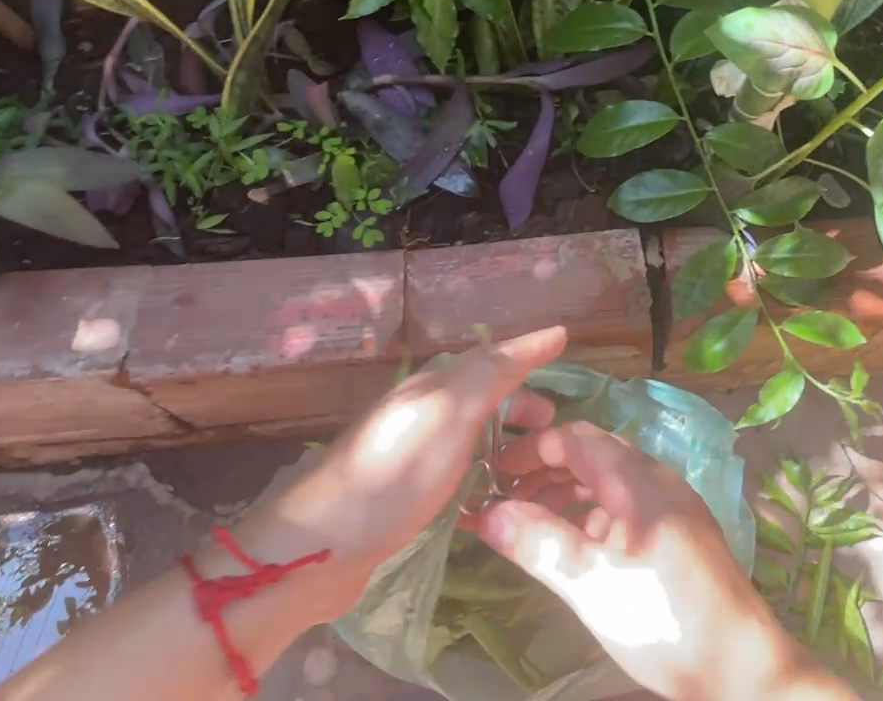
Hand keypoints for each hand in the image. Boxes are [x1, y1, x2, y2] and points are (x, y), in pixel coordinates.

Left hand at [221, 326, 567, 620]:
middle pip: (482, 393)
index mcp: (434, 386)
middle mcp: (421, 411)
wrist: (317, 547)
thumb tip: (549, 334)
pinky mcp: (401, 492)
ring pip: (470, 432)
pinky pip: (456, 467)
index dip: (529, 351)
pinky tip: (491, 495)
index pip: (493, 357)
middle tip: (555, 427)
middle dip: (521, 401)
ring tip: (532, 463)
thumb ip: (495, 373)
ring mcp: (408, 452)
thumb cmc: (394, 475)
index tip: (565, 343)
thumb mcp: (451, 413)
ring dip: (504, 437)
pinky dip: (483, 470)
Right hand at [470, 422, 854, 700]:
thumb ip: (538, 542)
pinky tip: (577, 542)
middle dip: (545, 470)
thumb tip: (485, 513)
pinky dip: (593, 511)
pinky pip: (626, 503)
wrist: (738, 663)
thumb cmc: (660, 615)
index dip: (531, 450)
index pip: (576, 438)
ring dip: (568, 491)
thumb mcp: (589, 582)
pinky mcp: (678, 530)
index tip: (492, 473)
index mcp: (637, 477)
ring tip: (530, 521)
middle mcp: (656, 478)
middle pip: (592, 454)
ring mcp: (671, 503)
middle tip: (504, 499)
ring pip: (609, 479)